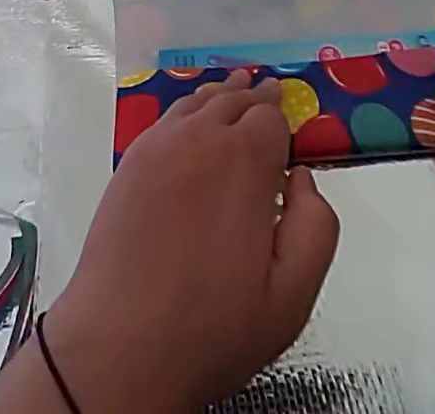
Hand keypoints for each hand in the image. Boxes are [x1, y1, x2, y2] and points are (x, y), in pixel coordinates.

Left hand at [0, 70, 338, 413]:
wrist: (118, 348)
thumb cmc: (213, 325)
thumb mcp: (292, 292)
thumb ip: (316, 225)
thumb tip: (302, 178)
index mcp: (245, 158)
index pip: (271, 116)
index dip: (283, 120)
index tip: (289, 128)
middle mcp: (201, 136)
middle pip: (235, 99)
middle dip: (255, 96)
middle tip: (268, 89)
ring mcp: (159, 146)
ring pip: (198, 101)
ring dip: (221, 94)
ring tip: (234, 86)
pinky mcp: (130, 163)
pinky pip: (166, 119)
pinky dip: (187, 108)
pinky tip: (191, 116)